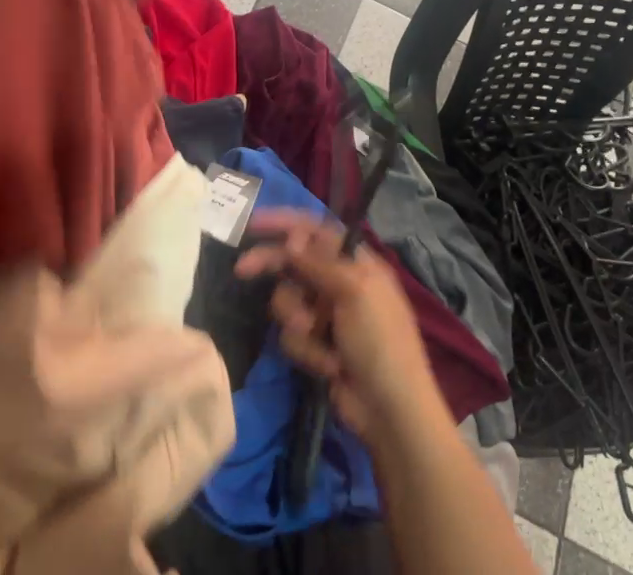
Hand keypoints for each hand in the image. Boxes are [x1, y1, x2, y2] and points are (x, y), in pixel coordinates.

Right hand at [236, 215, 437, 438]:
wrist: (389, 409)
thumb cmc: (380, 342)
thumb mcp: (355, 292)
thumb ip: (319, 262)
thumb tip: (291, 239)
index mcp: (358, 264)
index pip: (316, 231)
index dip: (285, 224)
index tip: (252, 223)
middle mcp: (341, 283)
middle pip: (294, 263)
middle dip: (273, 270)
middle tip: (242, 271)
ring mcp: (328, 315)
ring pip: (287, 301)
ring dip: (296, 319)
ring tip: (313, 335)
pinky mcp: (317, 344)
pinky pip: (292, 334)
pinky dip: (306, 349)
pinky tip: (327, 364)